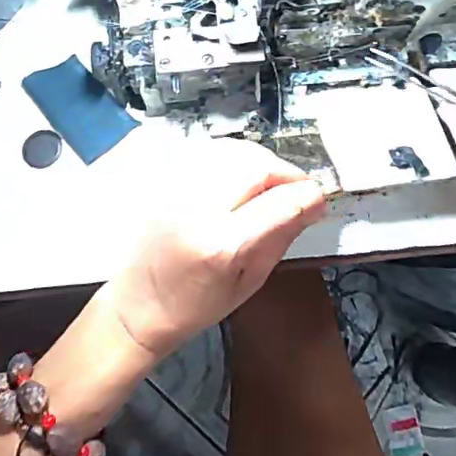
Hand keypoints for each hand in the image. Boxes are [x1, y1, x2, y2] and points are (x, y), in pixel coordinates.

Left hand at [103, 137, 326, 360]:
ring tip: (267, 182)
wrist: (137, 305)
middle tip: (295, 189)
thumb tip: (311, 204)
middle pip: (255, 163)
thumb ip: (281, 236)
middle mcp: (195, 209)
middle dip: (284, 171)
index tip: (318, 198)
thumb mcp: (249, 282)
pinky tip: (238, 175)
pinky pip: (205, 150)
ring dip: (258, 160)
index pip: (278, 201)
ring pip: (230, 149)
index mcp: (220, 245)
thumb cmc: (193, 306)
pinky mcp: (162, 180)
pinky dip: (230, 156)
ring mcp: (174, 189)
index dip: (307, 195)